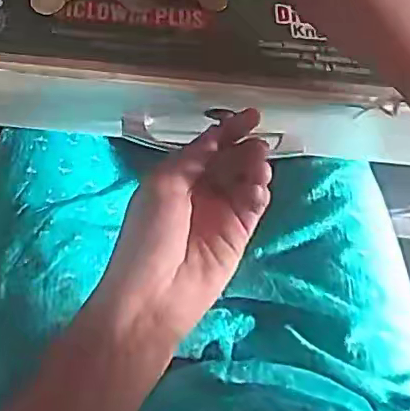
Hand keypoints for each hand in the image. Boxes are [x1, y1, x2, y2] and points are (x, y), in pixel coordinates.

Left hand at [92, 109, 272, 347]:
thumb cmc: (149, 234)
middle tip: (259, 142)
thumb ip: (192, 159)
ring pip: (244, 181)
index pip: (207, 146)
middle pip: (229, 161)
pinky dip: (258, 193)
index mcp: (176, 176)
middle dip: (244, 148)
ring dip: (254, 168)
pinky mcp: (237, 236)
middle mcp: (199, 191)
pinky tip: (259, 187)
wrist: (154, 294)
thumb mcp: (163, 185)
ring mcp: (219, 214)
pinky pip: (252, 207)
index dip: (228, 130)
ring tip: (259, 163)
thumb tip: (215, 137)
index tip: (251, 116)